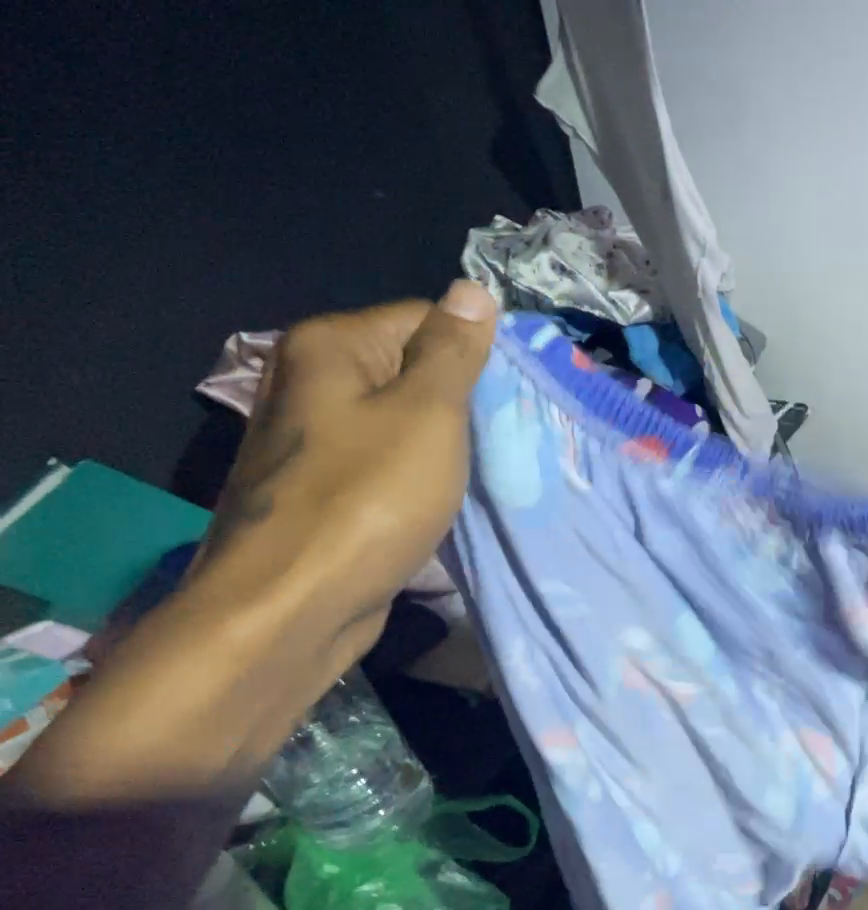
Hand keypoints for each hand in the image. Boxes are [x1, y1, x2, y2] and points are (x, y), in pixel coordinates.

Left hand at [193, 281, 497, 679]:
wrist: (291, 605)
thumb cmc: (368, 499)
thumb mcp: (428, 414)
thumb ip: (454, 351)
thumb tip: (472, 289)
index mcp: (331, 347)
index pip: (427, 318)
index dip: (479, 352)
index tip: (520, 396)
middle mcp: (311, 380)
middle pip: (414, 368)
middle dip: (467, 399)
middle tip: (516, 434)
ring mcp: (313, 438)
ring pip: (405, 420)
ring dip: (451, 441)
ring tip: (494, 466)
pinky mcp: (323, 487)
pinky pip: (389, 461)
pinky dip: (424, 473)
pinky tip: (451, 496)